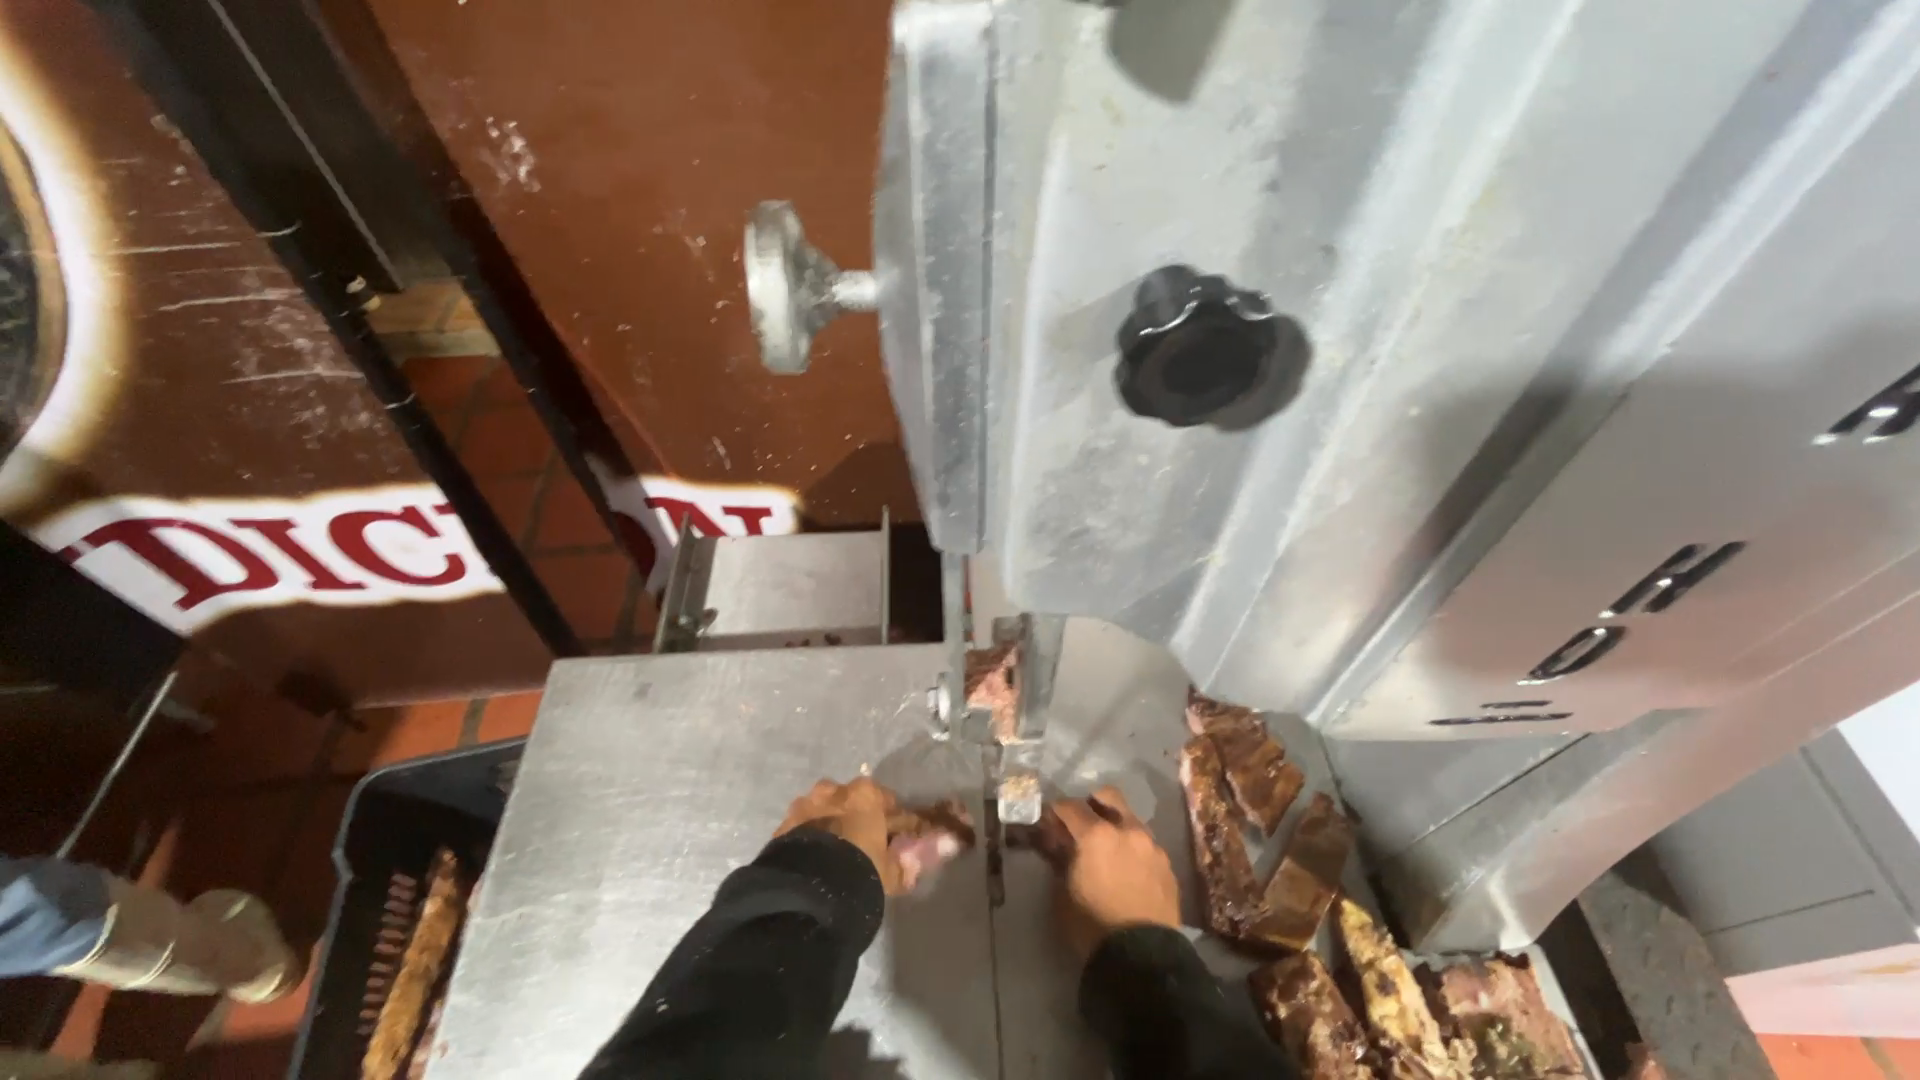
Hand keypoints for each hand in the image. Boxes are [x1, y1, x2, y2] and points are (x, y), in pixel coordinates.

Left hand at [775, 777, 905, 894]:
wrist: (806, 890)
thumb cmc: (858, 870)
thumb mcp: (889, 872)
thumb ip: (906, 863)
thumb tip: (921, 857)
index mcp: (866, 794)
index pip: (891, 804)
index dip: (897, 823)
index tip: (899, 838)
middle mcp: (834, 790)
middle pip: (853, 801)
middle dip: (859, 817)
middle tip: (864, 843)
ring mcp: (805, 804)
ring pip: (825, 810)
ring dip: (832, 823)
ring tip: (835, 851)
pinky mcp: (783, 823)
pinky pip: (804, 827)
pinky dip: (812, 836)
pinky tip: (814, 857)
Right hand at [1047, 786, 1181, 957]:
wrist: (1143, 956)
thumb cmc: (1093, 925)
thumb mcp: (1063, 894)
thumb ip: (1060, 860)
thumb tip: (1058, 845)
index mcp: (1096, 834)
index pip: (1070, 806)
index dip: (1056, 811)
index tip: (1049, 820)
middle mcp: (1127, 830)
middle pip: (1108, 796)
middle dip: (1092, 803)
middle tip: (1082, 823)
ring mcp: (1152, 846)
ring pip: (1131, 820)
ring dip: (1117, 826)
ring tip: (1108, 850)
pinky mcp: (1167, 865)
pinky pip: (1146, 846)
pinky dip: (1133, 849)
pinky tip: (1128, 870)